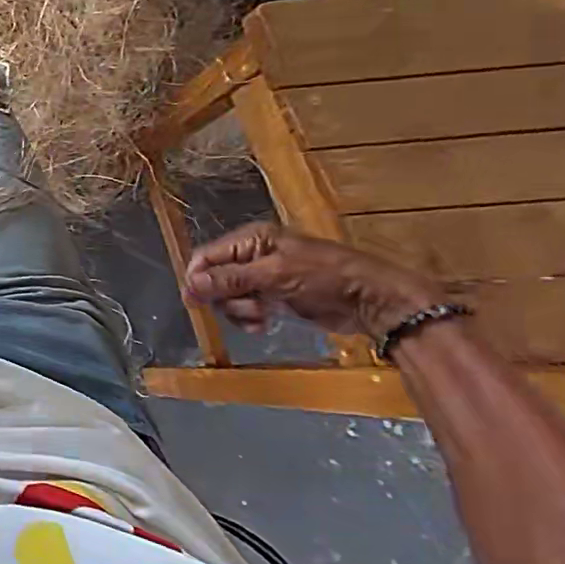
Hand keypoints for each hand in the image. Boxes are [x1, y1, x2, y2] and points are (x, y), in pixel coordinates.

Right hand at [183, 223, 448, 336]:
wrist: (374, 301)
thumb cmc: (326, 278)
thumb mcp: (274, 275)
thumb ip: (230, 279)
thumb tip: (190, 285)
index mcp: (250, 240)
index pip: (206, 257)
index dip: (197, 278)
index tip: (195, 302)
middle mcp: (252, 255)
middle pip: (214, 279)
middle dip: (225, 298)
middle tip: (246, 310)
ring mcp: (263, 277)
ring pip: (228, 296)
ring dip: (239, 311)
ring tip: (261, 318)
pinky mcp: (274, 296)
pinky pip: (246, 307)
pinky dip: (251, 318)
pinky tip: (264, 324)